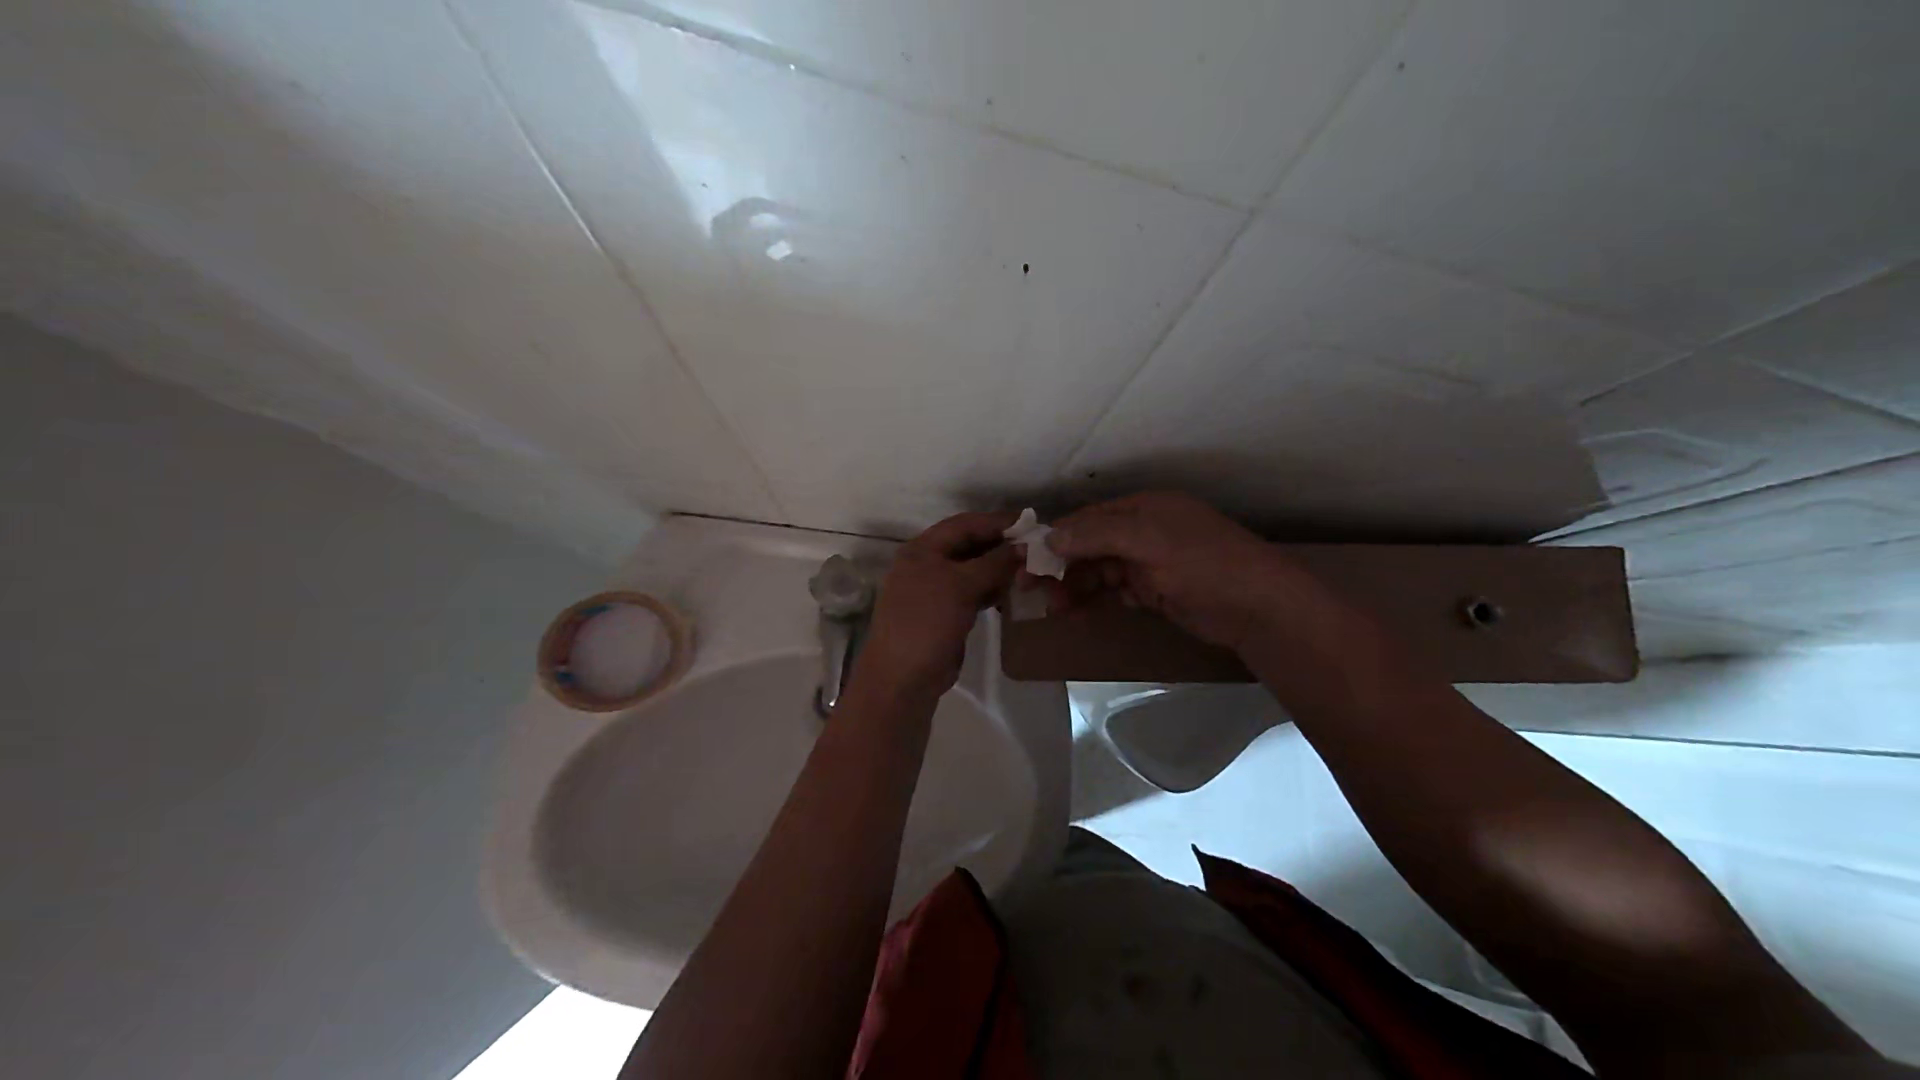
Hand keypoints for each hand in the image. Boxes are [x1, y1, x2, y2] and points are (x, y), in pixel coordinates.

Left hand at [852, 511, 1020, 699]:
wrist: (905, 677)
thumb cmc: (928, 621)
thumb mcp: (961, 585)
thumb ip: (994, 562)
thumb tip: (1025, 546)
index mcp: (922, 549)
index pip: (964, 524)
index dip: (996, 522)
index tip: (1030, 522)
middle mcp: (927, 564)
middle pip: (969, 545)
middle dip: (1001, 546)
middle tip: (1036, 547)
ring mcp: (937, 590)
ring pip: (974, 570)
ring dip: (1000, 569)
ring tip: (1031, 568)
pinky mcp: (947, 613)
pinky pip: (974, 592)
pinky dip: (993, 589)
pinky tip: (1014, 591)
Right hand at [1044, 492, 1355, 655]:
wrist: (1258, 607)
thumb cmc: (1203, 562)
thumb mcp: (1148, 539)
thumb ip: (1097, 535)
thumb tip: (1048, 537)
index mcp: (1144, 507)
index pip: (1088, 518)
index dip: (1055, 537)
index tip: (1024, 558)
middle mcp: (1143, 530)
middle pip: (1090, 545)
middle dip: (1060, 565)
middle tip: (1028, 589)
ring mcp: (1149, 561)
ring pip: (1099, 571)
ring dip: (1073, 586)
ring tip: (1049, 608)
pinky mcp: (1155, 590)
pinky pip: (1114, 592)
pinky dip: (1092, 600)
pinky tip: (1072, 613)